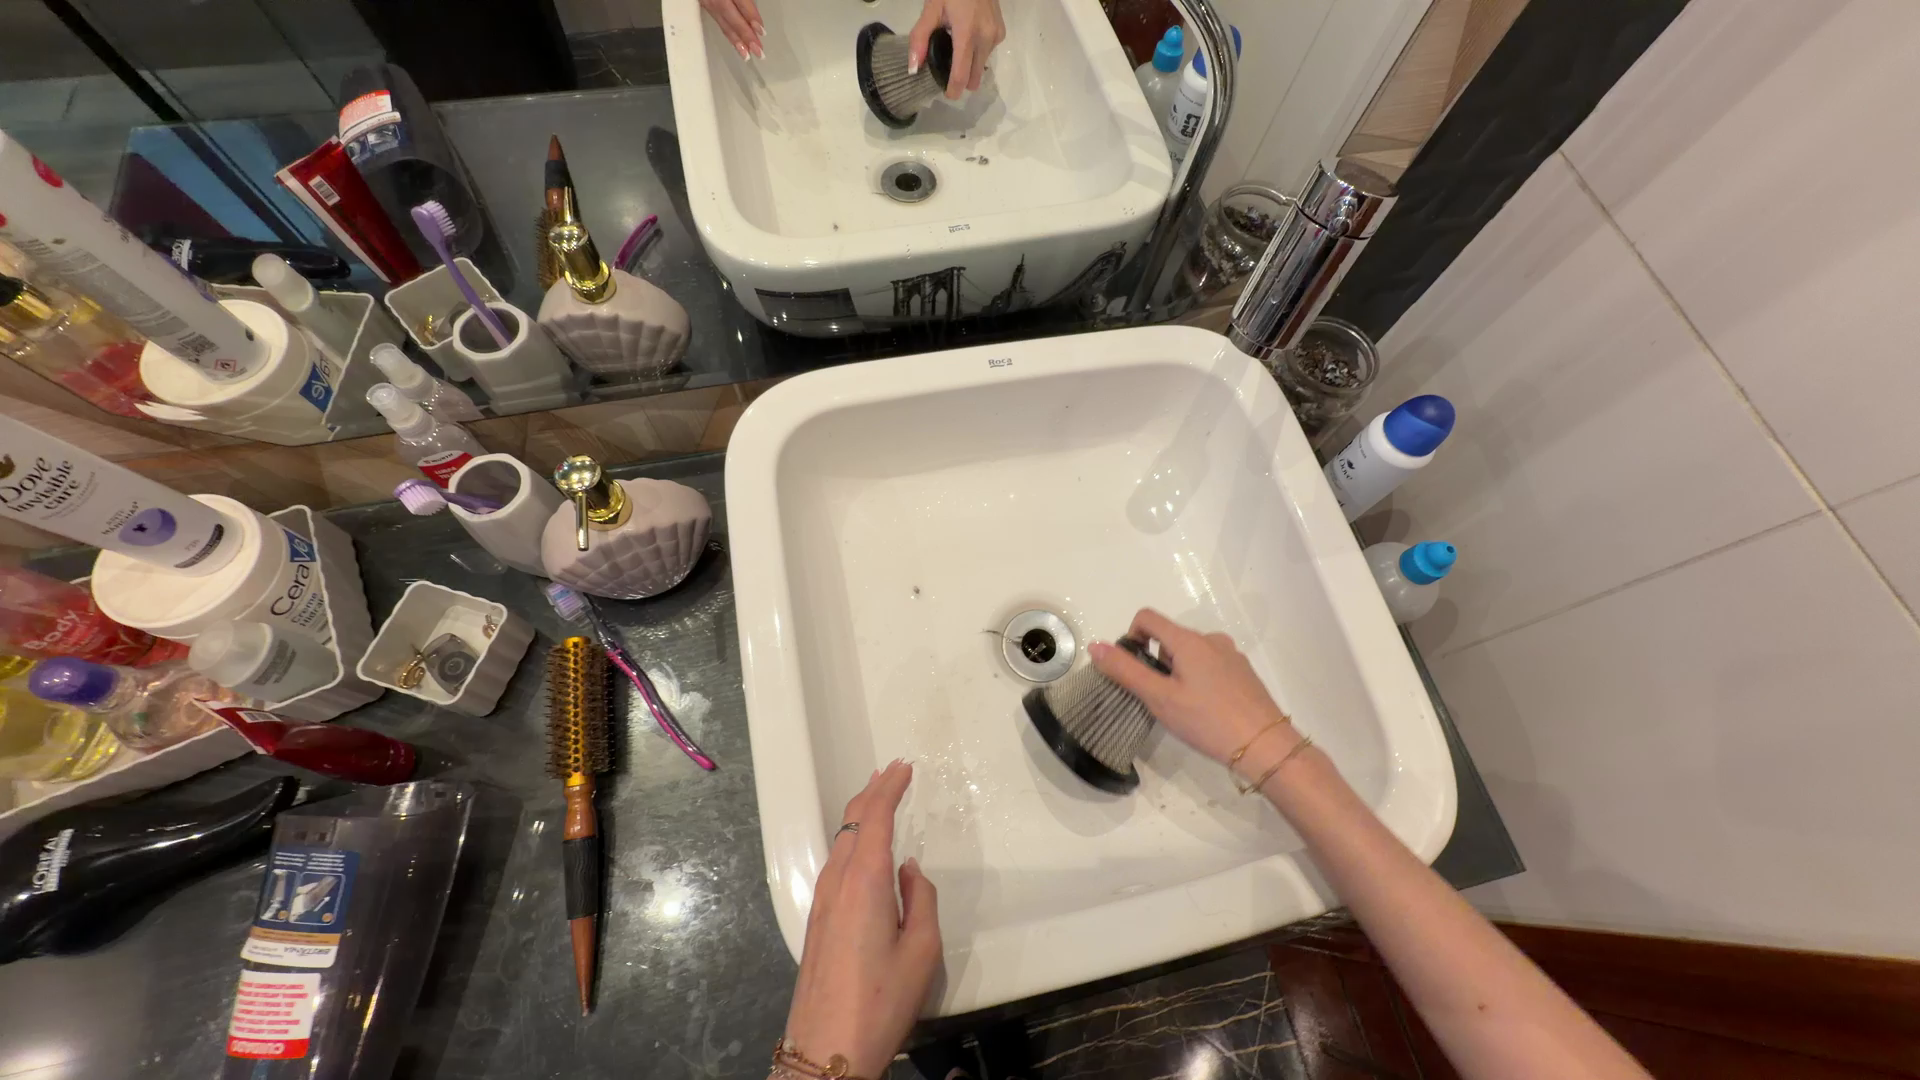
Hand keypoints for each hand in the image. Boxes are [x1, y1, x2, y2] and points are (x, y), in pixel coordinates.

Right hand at [700, 0, 763, 58]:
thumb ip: (743, 0)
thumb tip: (753, 17)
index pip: (739, 0)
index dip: (750, 15)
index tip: (762, 31)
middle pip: (730, 15)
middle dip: (745, 34)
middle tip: (759, 52)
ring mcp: (706, 0)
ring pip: (722, 21)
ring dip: (736, 40)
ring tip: (747, 56)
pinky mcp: (702, 4)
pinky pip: (717, 20)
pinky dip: (728, 33)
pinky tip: (736, 43)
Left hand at [783, 760, 941, 1078]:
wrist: (826, 1050)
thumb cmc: (881, 1000)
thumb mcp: (923, 951)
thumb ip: (922, 899)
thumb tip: (909, 869)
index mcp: (865, 881)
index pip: (876, 817)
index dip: (890, 787)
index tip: (904, 766)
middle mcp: (838, 882)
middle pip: (853, 822)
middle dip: (872, 791)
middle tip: (892, 771)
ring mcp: (822, 901)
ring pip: (842, 840)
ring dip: (861, 813)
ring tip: (877, 796)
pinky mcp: (817, 920)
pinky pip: (836, 862)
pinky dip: (852, 838)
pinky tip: (861, 846)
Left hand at [910, 0, 1005, 98]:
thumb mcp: (932, 8)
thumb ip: (920, 39)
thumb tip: (913, 69)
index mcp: (967, 34)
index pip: (962, 75)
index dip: (954, 90)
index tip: (947, 94)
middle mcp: (985, 39)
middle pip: (974, 78)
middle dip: (962, 81)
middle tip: (948, 68)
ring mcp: (996, 36)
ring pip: (981, 67)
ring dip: (970, 66)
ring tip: (958, 47)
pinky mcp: (1001, 33)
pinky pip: (988, 54)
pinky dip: (977, 53)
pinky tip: (970, 37)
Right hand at [1089, 609, 1294, 766]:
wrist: (1266, 747)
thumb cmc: (1207, 721)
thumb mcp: (1159, 698)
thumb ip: (1125, 671)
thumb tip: (1094, 646)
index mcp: (1189, 641)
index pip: (1147, 618)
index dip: (1131, 637)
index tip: (1134, 670)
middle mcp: (1211, 640)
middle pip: (1169, 638)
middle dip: (1156, 662)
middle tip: (1159, 699)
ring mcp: (1231, 656)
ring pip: (1190, 654)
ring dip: (1177, 673)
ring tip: (1183, 708)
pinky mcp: (1243, 673)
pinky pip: (1210, 666)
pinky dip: (1198, 680)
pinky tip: (1206, 711)